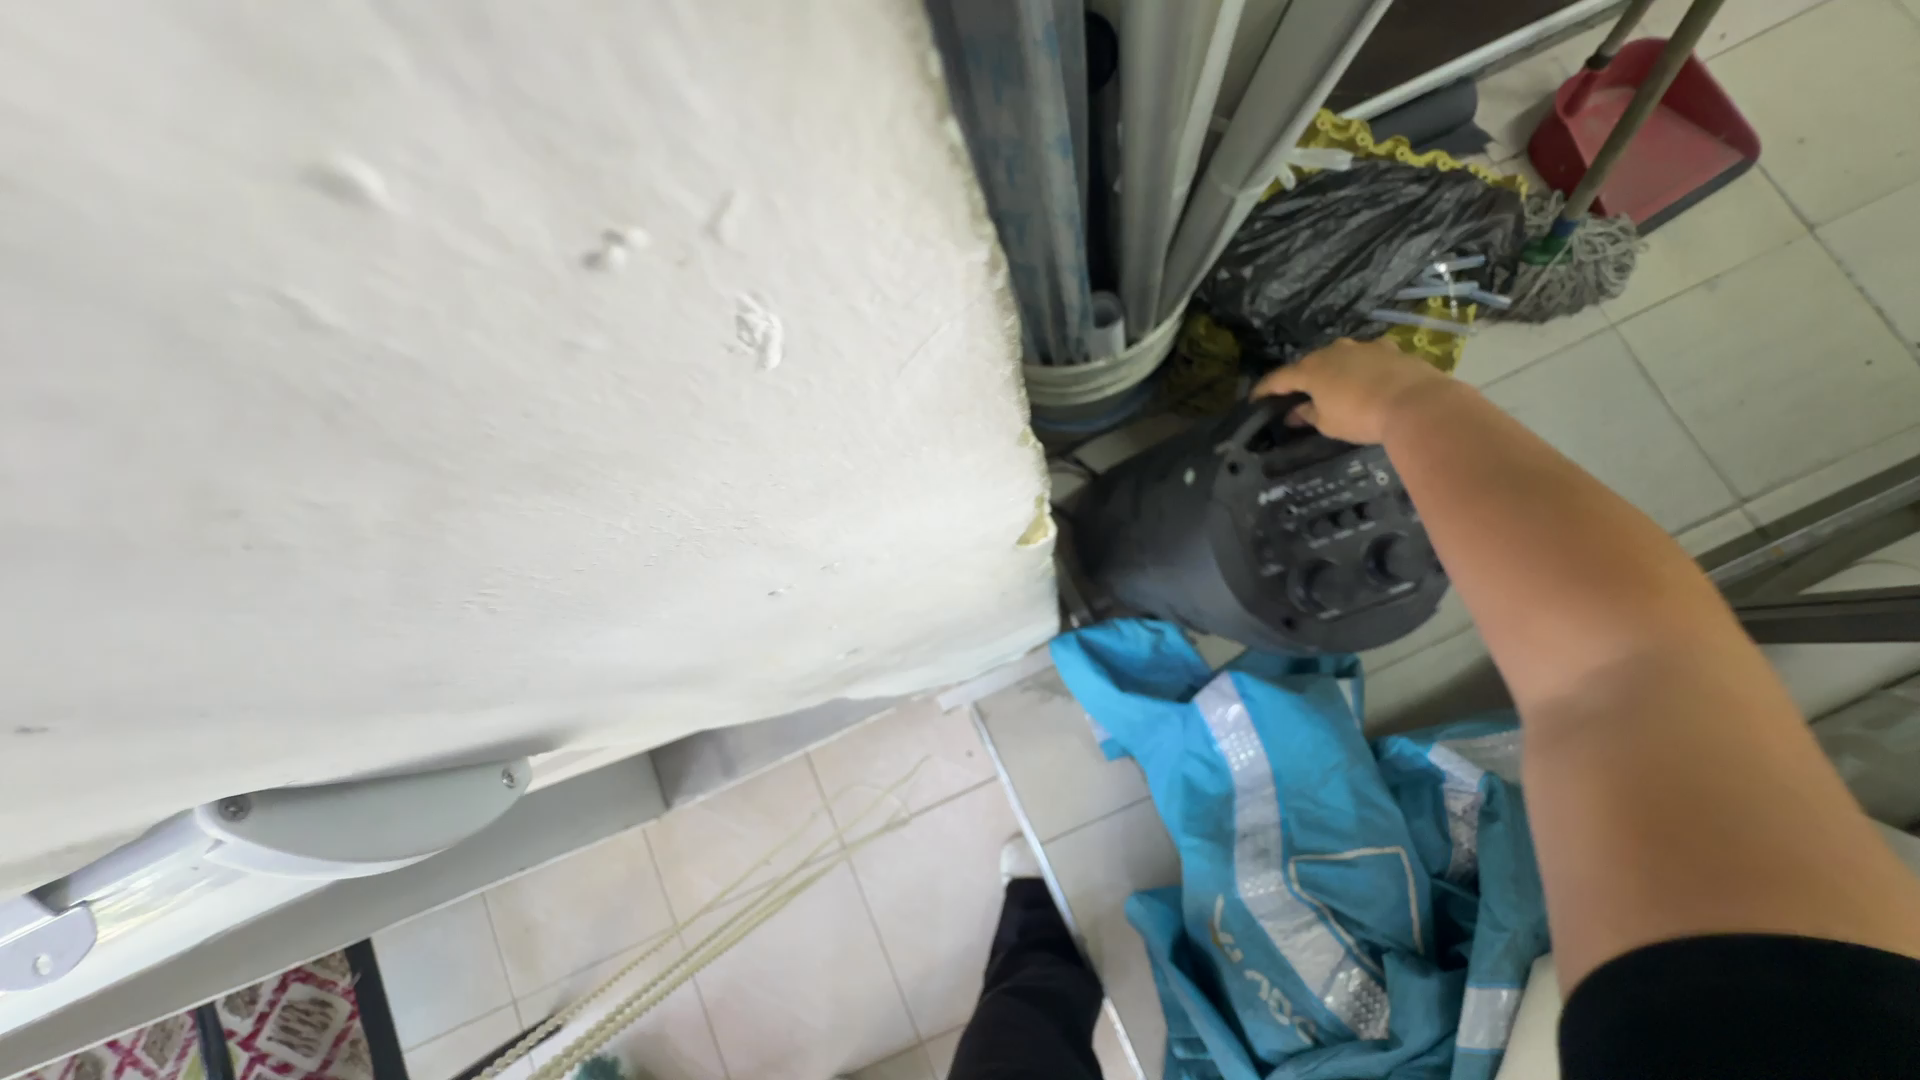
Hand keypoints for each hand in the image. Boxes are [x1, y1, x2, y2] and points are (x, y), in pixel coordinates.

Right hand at [1251, 338, 1453, 444]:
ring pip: (1338, 357)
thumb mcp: (1327, 424)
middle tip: (1297, 396)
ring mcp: (1362, 346)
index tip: (1254, 400)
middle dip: (1301, 379)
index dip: (1264, 390)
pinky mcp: (1389, 349)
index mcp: (1310, 370)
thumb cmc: (1361, 416)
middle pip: (1309, 364)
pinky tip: (1366, 378)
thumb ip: (1308, 415)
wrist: (1416, 403)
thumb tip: (1294, 413)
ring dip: (1332, 371)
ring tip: (1332, 387)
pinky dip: (1360, 368)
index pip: (1278, 379)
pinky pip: (1366, 357)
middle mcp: (1333, 351)